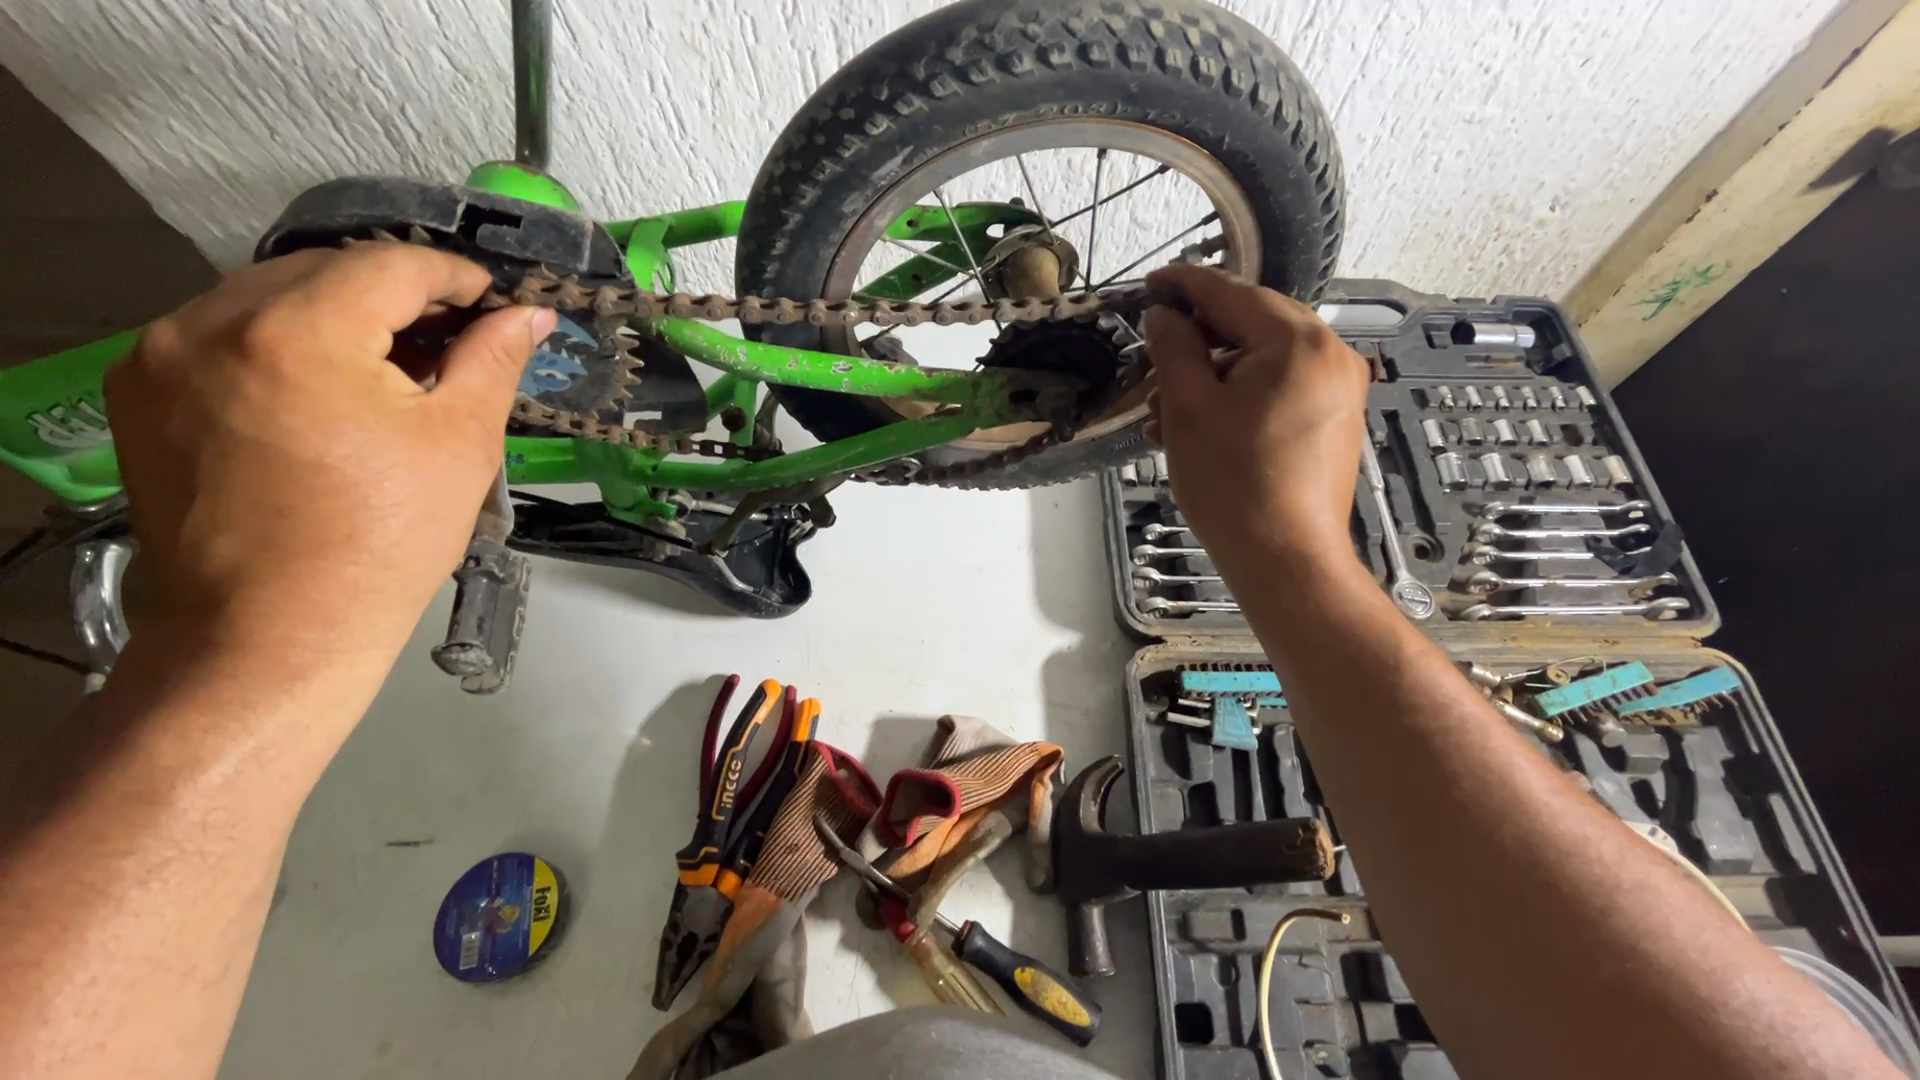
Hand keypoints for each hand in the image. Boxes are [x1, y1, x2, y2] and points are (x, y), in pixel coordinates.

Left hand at [106, 242, 554, 658]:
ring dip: (341, 315)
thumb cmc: (387, 539)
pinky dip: (286, 343)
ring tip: (394, 367)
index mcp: (298, 332)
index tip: (493, 302)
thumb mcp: (461, 442)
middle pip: (326, 271)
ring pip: (270, 297)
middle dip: (399, 295)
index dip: (454, 277)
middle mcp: (210, 322)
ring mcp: (161, 355)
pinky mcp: (140, 392)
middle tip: (454, 338)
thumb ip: (493, 361)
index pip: (390, 264)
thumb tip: (528, 314)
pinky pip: (227, 334)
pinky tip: (328, 390)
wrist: (274, 632)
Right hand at [1142, 264, 1370, 575]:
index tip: (1150, 284)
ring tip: (1167, 408)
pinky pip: (1282, 385)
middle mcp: (1331, 354)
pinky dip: (1242, 393)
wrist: (1286, 558)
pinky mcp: (1336, 419)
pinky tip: (1205, 422)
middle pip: (1253, 322)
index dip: (1185, 285)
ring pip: (1265, 357)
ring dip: (1215, 371)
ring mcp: (1341, 388)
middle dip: (1199, 336)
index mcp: (1298, 341)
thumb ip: (1175, 349)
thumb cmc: (1233, 484)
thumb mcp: (1189, 409)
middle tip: (1155, 354)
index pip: (1233, 293)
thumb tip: (1164, 315)